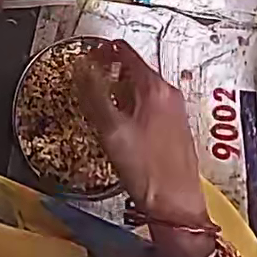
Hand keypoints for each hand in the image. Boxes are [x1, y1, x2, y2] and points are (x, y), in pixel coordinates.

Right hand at [74, 40, 208, 227]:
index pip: (125, 52)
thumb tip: (81, 69)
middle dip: (108, 70)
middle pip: (133, 67)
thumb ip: (93, 95)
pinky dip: (130, 103)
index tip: (86, 57)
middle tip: (87, 81)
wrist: (175, 205)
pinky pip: (148, 103)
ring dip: (118, 88)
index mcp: (154, 88)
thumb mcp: (111, 129)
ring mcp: (174, 110)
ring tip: (99, 101)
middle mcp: (168, 94)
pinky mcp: (174, 126)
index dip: (102, 51)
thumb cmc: (147, 170)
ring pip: (140, 86)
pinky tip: (118, 122)